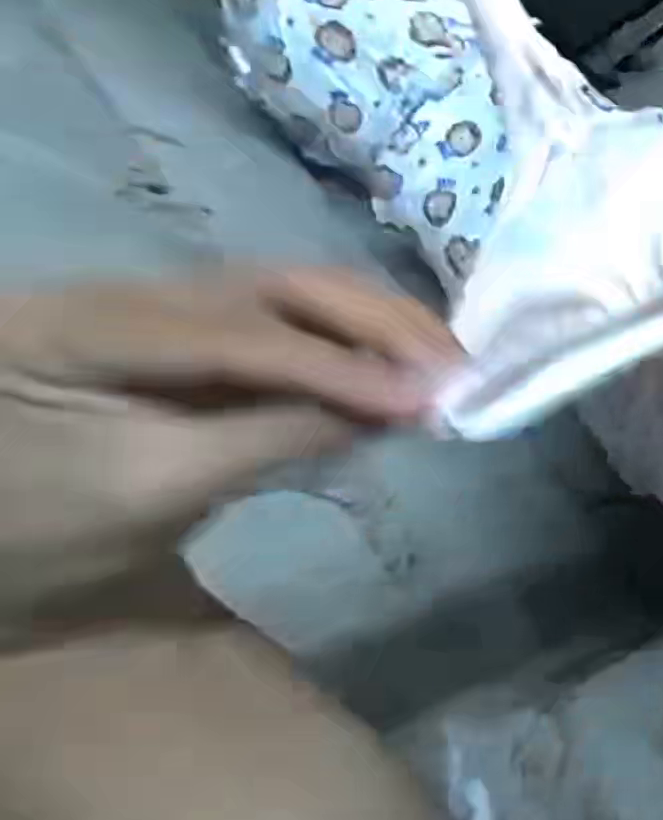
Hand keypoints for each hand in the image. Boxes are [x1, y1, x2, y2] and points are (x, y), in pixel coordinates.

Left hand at [0, 266, 461, 621]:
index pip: (240, 336)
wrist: (2, 530)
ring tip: (452, 370)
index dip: (341, 368)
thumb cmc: (53, 526)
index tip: (427, 404)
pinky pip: (321, 317)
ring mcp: (187, 301)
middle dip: (389, 327)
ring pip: (320, 293)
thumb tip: (407, 406)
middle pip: (295, 288)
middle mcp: (139, 290)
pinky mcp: (226, 323)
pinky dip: (380, 338)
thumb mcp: (161, 488)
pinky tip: (417, 367)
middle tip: (460, 373)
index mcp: (77, 329)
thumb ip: (286, 432)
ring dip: (397, 328)